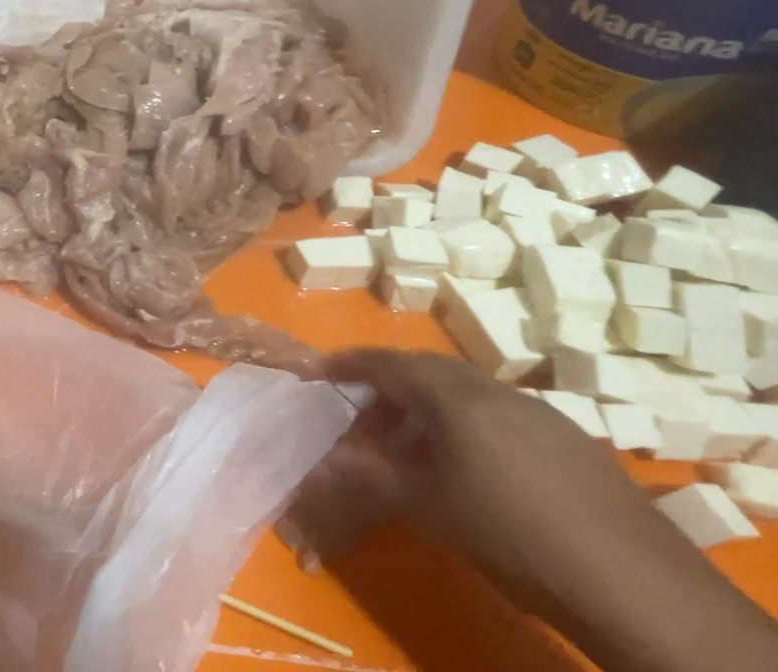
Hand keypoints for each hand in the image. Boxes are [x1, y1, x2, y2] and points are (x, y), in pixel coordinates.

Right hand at [328, 348, 777, 671]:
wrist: (635, 586)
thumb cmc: (511, 534)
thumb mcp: (429, 506)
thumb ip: (371, 475)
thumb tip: (320, 462)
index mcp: (458, 399)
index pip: (389, 364)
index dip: (347, 364)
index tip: (315, 371)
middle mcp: (499, 394)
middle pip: (430, 370)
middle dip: (387, 384)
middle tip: (358, 415)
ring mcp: (543, 416)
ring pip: (468, 392)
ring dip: (427, 407)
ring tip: (406, 448)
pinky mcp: (572, 444)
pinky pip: (501, 415)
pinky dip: (465, 425)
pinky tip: (464, 467)